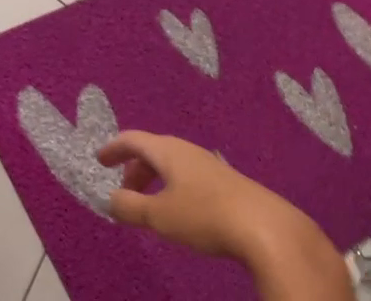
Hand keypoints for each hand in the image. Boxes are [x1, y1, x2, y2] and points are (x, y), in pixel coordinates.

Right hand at [98, 132, 314, 261]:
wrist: (270, 230)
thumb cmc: (205, 216)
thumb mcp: (159, 216)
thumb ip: (129, 206)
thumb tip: (110, 199)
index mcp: (167, 151)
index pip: (132, 140)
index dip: (114, 149)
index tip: (100, 159)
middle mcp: (188, 152)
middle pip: (154, 152)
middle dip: (135, 169)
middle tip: (125, 191)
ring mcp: (212, 167)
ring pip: (175, 166)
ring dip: (157, 181)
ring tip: (153, 206)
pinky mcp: (231, 186)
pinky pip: (192, 178)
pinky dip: (177, 189)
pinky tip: (185, 213)